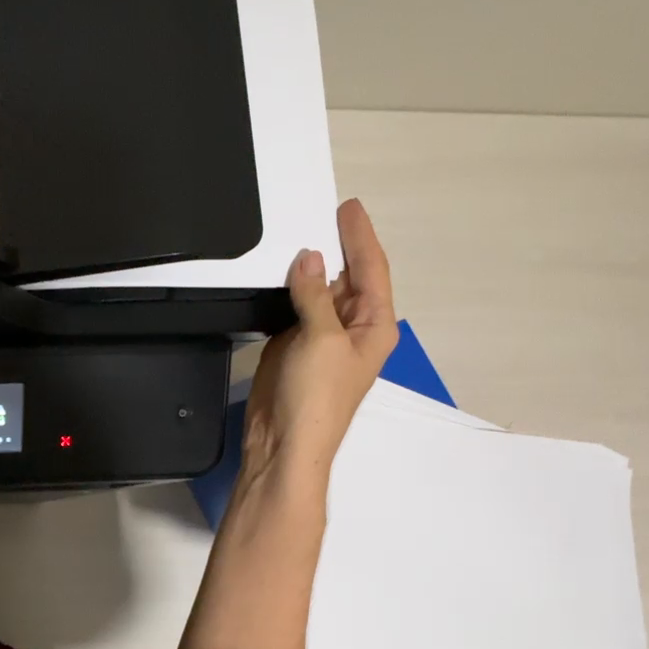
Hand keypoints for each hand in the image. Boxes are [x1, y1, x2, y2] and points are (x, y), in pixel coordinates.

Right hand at [244, 199, 397, 474]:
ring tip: (295, 235)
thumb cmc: (314, 395)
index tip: (348, 207)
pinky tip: (275, 274)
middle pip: (347, 278)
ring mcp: (320, 339)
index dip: (360, 237)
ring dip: (308, 268)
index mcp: (373, 325)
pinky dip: (285, 290)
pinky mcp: (291, 348)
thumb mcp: (321, 339)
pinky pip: (292, 309)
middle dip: (336, 247)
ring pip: (317, 292)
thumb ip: (314, 296)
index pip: (371, 270)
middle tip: (319, 212)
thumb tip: (308, 258)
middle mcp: (351, 328)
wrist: (283, 441)